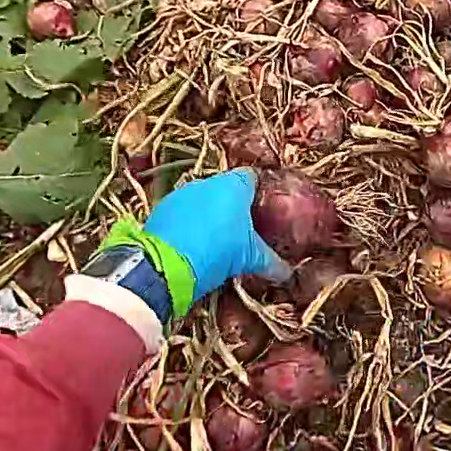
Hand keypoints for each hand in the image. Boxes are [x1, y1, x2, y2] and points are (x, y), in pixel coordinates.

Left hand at [84, 170, 287, 324]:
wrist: (163, 266)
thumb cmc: (216, 251)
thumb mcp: (249, 258)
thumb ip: (270, 262)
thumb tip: (288, 274)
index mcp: (234, 186)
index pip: (252, 177)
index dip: (260, 190)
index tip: (264, 208)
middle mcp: (208, 183)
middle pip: (227, 188)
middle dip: (235, 205)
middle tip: (244, 228)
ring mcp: (182, 194)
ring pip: (203, 199)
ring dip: (210, 214)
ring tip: (218, 239)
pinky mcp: (162, 209)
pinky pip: (183, 212)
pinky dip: (190, 223)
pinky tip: (194, 244)